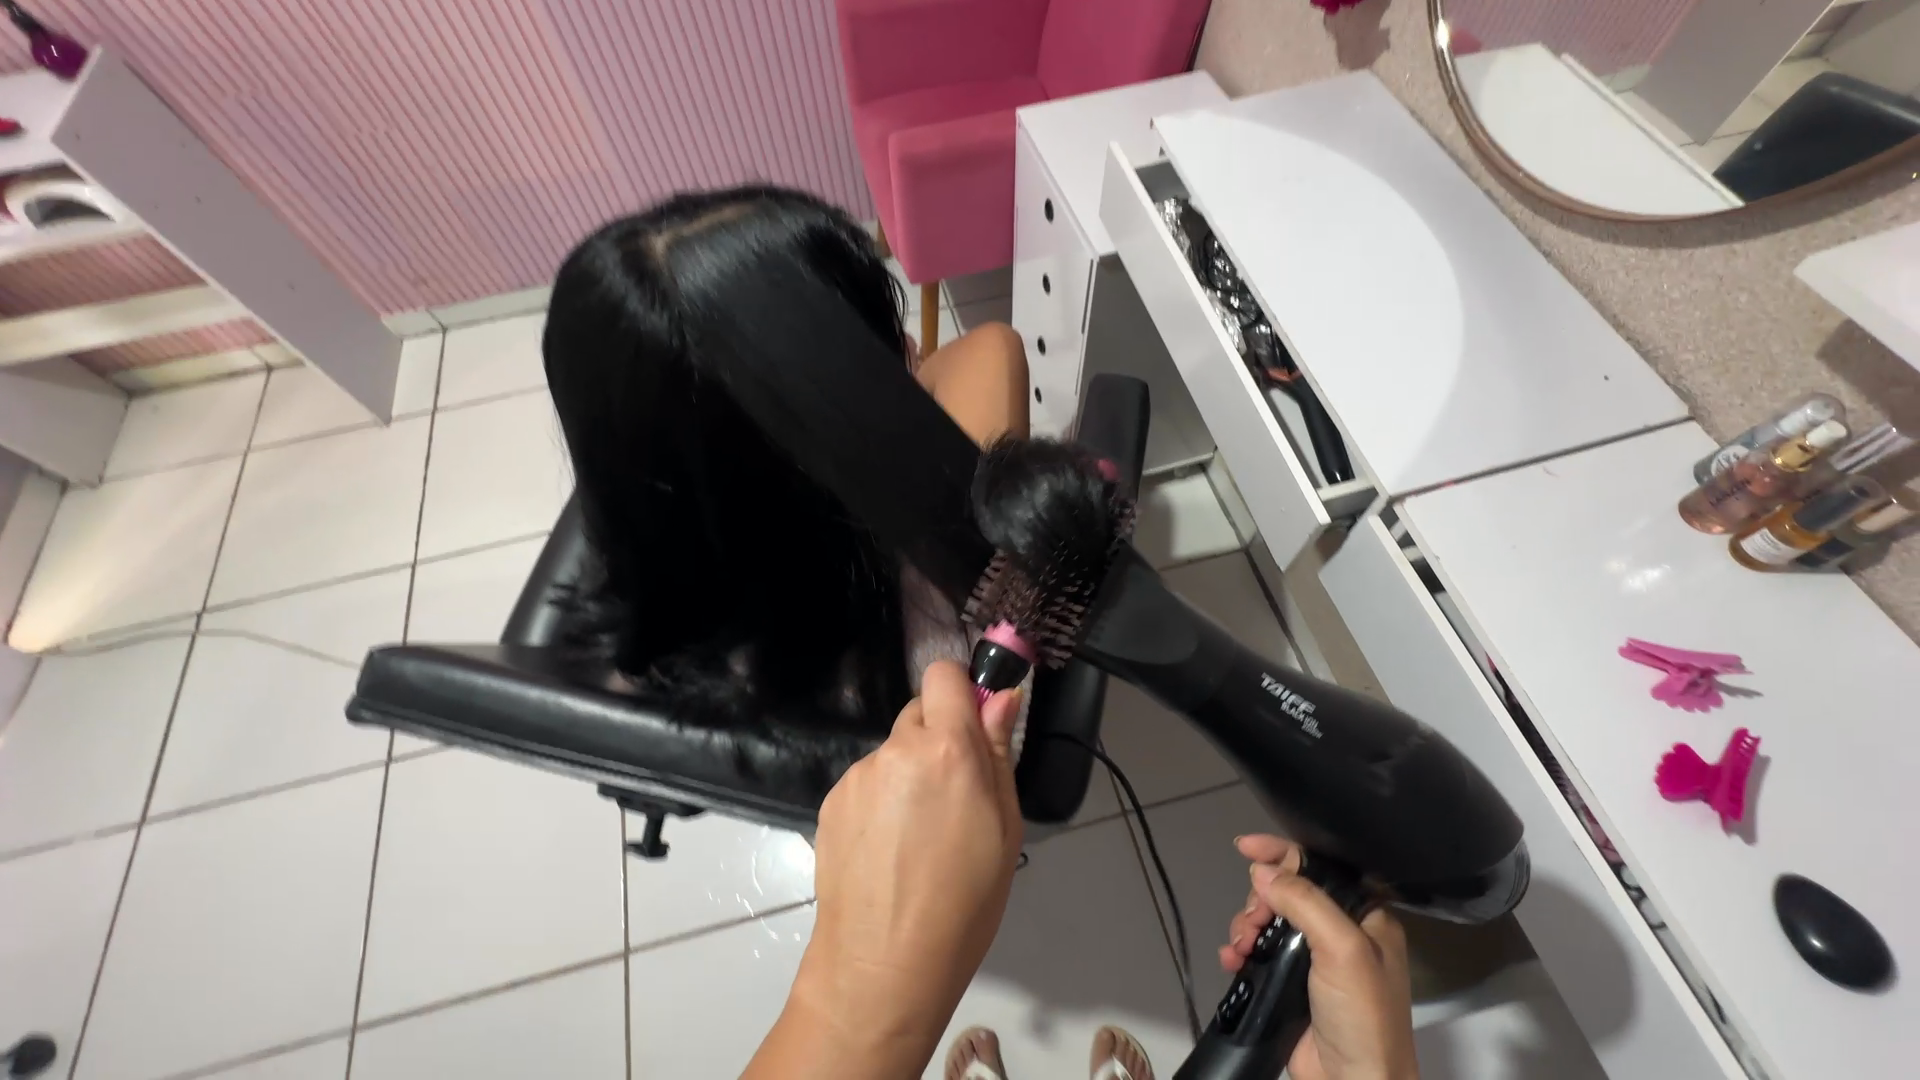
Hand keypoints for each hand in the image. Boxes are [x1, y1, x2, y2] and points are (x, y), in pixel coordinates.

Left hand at [759, 661, 1023, 1077]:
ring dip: (908, 773)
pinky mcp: (830, 802)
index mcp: (946, 749)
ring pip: (892, 752)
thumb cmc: (965, 901)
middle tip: (952, 795)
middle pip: (919, 714)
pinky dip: (880, 801)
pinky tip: (887, 850)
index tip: (973, 726)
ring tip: (917, 836)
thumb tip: (1001, 696)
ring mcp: (857, 776)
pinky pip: (866, 783)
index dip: (961, 691)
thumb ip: (998, 751)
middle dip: (938, 738)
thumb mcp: (1005, 826)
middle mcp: (895, 749)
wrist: (883, 966)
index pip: (944, 674)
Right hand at [1219, 836, 1417, 1079]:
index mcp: (1364, 918)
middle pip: (1287, 892)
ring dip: (1246, 926)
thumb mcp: (1342, 949)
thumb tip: (1263, 871)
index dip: (1282, 853)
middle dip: (1260, 899)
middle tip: (1252, 921)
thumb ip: (1305, 902)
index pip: (1319, 868)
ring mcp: (1314, 960)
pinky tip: (1232, 959)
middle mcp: (1340, 933)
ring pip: (1269, 920)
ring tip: (1240, 946)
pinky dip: (1240, 951)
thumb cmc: (1360, 1015)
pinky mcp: (1291, 983)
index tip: (1245, 847)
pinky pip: (1258, 951)